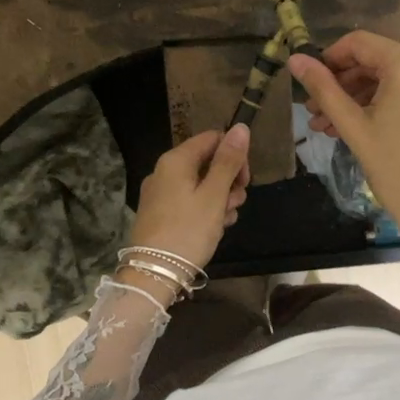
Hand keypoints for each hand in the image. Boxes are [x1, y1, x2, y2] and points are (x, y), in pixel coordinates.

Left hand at [125, 125, 249, 282]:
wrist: (155, 272)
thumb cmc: (188, 231)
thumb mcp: (214, 195)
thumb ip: (228, 161)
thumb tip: (241, 127)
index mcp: (176, 161)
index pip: (212, 140)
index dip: (234, 156)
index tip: (244, 181)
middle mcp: (164, 171)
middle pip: (207, 163)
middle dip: (229, 181)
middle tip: (236, 204)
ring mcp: (161, 194)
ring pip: (201, 186)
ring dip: (220, 199)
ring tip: (225, 221)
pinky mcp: (161, 214)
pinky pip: (190, 203)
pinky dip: (205, 211)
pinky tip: (213, 229)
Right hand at [290, 31, 399, 265]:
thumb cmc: (395, 168)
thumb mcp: (354, 127)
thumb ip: (324, 90)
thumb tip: (295, 60)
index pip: (359, 43)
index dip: (329, 59)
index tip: (308, 80)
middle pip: (374, 61)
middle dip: (341, 85)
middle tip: (313, 111)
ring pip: (387, 78)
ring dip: (356, 98)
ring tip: (326, 125)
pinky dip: (378, 104)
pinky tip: (352, 126)